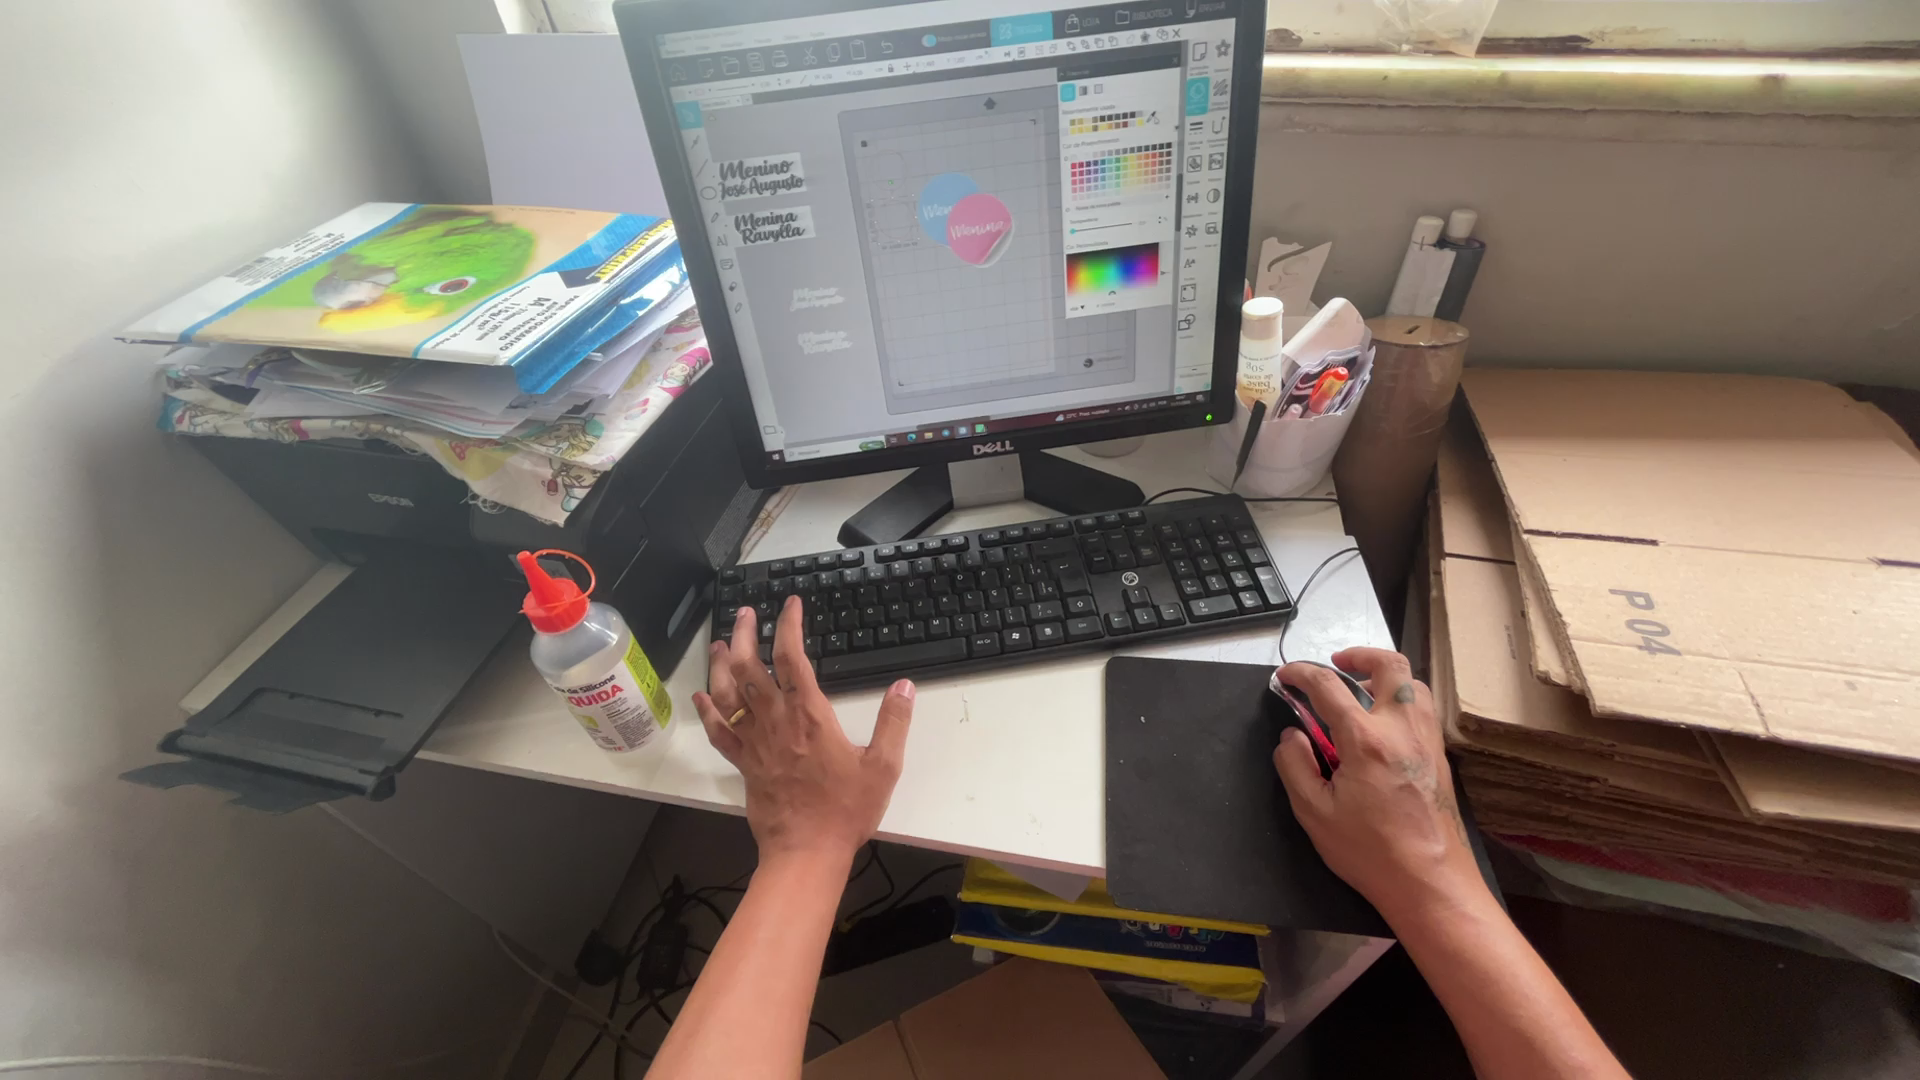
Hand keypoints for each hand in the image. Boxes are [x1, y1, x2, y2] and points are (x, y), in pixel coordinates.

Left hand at [692, 596, 913, 865]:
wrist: (806, 854)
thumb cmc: (845, 811)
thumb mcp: (883, 766)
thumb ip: (894, 722)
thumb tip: (904, 686)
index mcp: (810, 717)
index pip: (794, 659)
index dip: (789, 626)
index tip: (791, 605)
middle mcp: (777, 723)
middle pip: (751, 668)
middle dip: (746, 634)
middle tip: (747, 613)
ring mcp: (755, 743)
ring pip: (728, 694)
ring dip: (723, 664)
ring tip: (723, 641)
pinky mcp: (744, 764)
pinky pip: (719, 732)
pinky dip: (708, 710)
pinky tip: (702, 695)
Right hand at [1271, 647, 1482, 920]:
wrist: (1432, 885)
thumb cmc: (1368, 851)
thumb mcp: (1312, 811)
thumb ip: (1295, 765)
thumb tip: (1293, 736)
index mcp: (1366, 741)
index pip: (1328, 686)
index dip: (1300, 674)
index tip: (1284, 678)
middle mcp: (1402, 730)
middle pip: (1390, 665)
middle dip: (1358, 655)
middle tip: (1334, 666)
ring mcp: (1427, 742)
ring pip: (1414, 683)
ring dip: (1383, 676)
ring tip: (1358, 692)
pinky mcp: (1440, 758)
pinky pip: (1422, 709)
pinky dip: (1399, 699)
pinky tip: (1378, 724)